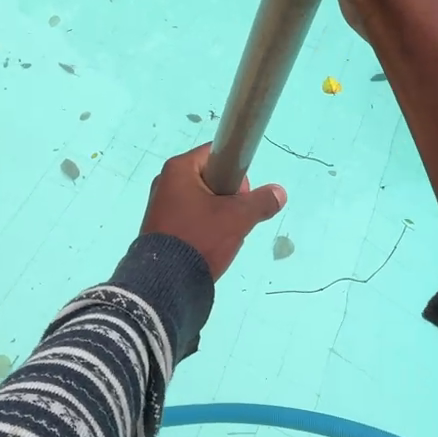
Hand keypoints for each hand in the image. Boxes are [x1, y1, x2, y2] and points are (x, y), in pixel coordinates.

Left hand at [139, 143, 285, 278]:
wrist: (165, 283)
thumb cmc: (200, 238)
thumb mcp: (237, 218)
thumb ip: (261, 202)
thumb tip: (279, 192)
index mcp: (178, 168)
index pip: (216, 154)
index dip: (235, 171)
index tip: (242, 195)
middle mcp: (165, 181)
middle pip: (210, 178)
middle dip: (228, 198)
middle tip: (234, 219)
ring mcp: (159, 205)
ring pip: (201, 200)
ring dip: (216, 215)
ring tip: (221, 237)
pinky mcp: (158, 227)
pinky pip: (189, 217)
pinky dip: (202, 228)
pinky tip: (208, 246)